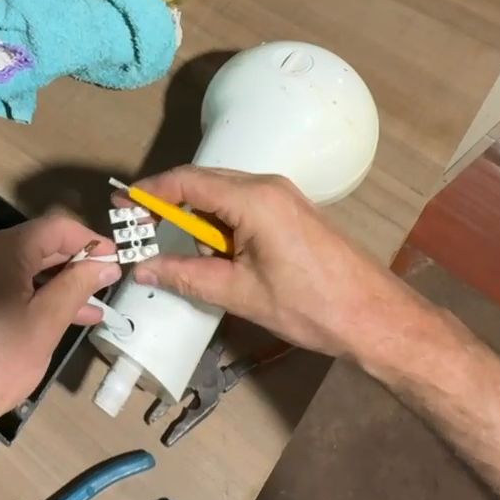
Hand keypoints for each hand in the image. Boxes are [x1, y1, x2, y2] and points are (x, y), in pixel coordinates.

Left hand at [0, 213, 121, 443]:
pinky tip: (68, 315)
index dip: (90, 240)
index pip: (56, 227)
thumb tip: (107, 263)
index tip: (118, 260)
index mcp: (2, 248)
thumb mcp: (45, 322)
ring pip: (29, 266)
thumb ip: (78, 286)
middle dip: (77, 261)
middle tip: (111, 281)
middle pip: (41, 243)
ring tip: (97, 304)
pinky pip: (14, 283)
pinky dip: (40, 294)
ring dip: (62, 282)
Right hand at [129, 166, 415, 359]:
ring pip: (220, 191)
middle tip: (139, 228)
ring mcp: (281, 195)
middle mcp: (266, 185)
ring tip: (175, 247)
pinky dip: (217, 220)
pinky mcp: (288, 209)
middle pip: (201, 180)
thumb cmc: (312, 307)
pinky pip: (240, 202)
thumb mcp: (241, 294)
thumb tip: (143, 268)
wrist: (377, 319)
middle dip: (167, 202)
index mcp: (254, 199)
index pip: (187, 181)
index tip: (122, 207)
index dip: (150, 192)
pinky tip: (212, 250)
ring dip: (193, 214)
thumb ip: (187, 275)